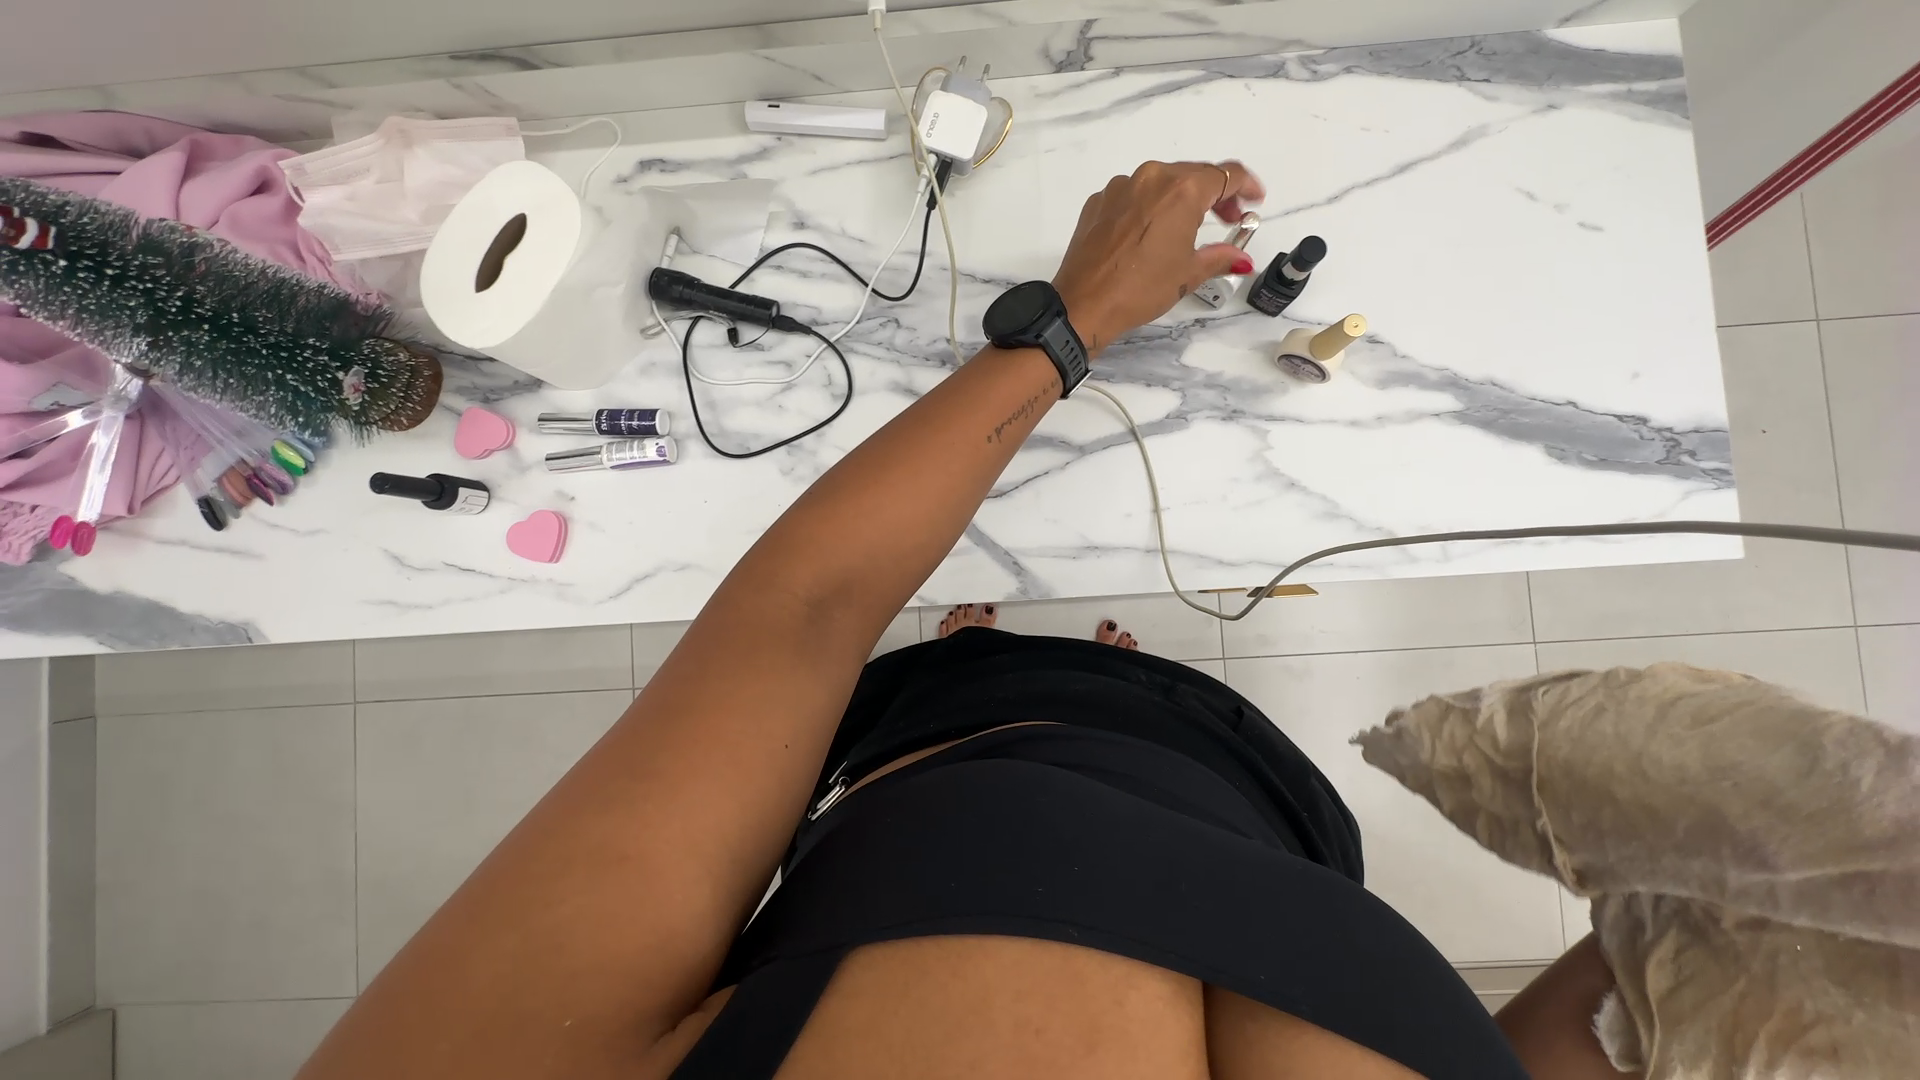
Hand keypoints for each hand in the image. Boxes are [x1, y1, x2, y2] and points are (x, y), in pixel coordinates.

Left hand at [1051, 160, 1264, 354]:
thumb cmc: (1141, 289)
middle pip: (1193, 175)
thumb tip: (1241, 258)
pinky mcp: (1097, 202)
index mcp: (1181, 189)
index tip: (1254, 199)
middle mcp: (1151, 177)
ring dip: (1179, 200)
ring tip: (1185, 229)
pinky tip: (1148, 235)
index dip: (1246, 186)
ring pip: (1160, 184)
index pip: (1226, 175)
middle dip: (1215, 195)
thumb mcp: (1188, 273)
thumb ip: (1220, 257)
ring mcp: (1120, 187)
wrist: (1083, 304)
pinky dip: (1147, 208)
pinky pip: (1131, 196)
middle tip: (1226, 220)